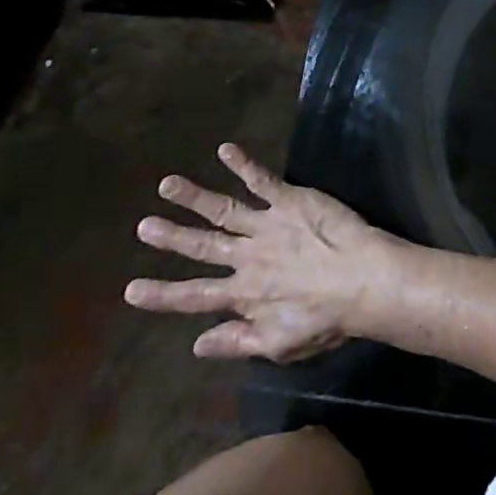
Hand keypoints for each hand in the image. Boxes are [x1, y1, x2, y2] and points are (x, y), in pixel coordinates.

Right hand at [123, 142, 405, 361]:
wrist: (364, 279)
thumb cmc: (329, 316)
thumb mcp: (280, 345)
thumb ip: (237, 342)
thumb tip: (196, 345)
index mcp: (245, 294)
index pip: (194, 297)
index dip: (163, 295)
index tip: (131, 290)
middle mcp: (248, 257)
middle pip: (202, 246)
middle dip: (171, 237)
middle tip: (142, 226)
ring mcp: (267, 226)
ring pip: (223, 210)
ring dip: (194, 197)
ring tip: (168, 184)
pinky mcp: (290, 201)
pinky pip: (261, 180)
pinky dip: (243, 164)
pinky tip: (226, 149)